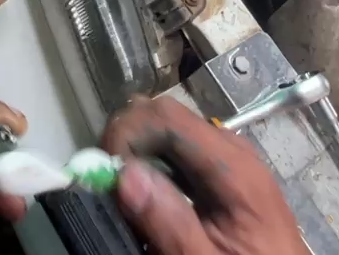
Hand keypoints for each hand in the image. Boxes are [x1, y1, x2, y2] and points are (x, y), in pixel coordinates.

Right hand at [101, 96, 304, 254]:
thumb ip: (171, 224)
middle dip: (126, 139)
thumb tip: (124, 174)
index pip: (165, 116)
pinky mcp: (221, 170)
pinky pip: (176, 148)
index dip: (126, 133)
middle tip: (108, 185)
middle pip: (163, 114)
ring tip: (124, 194)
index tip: (105, 174)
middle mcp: (231, 147)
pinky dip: (151, 162)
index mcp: (234, 167)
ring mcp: (227, 156)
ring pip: (165, 127)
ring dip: (136, 151)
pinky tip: (146, 197)